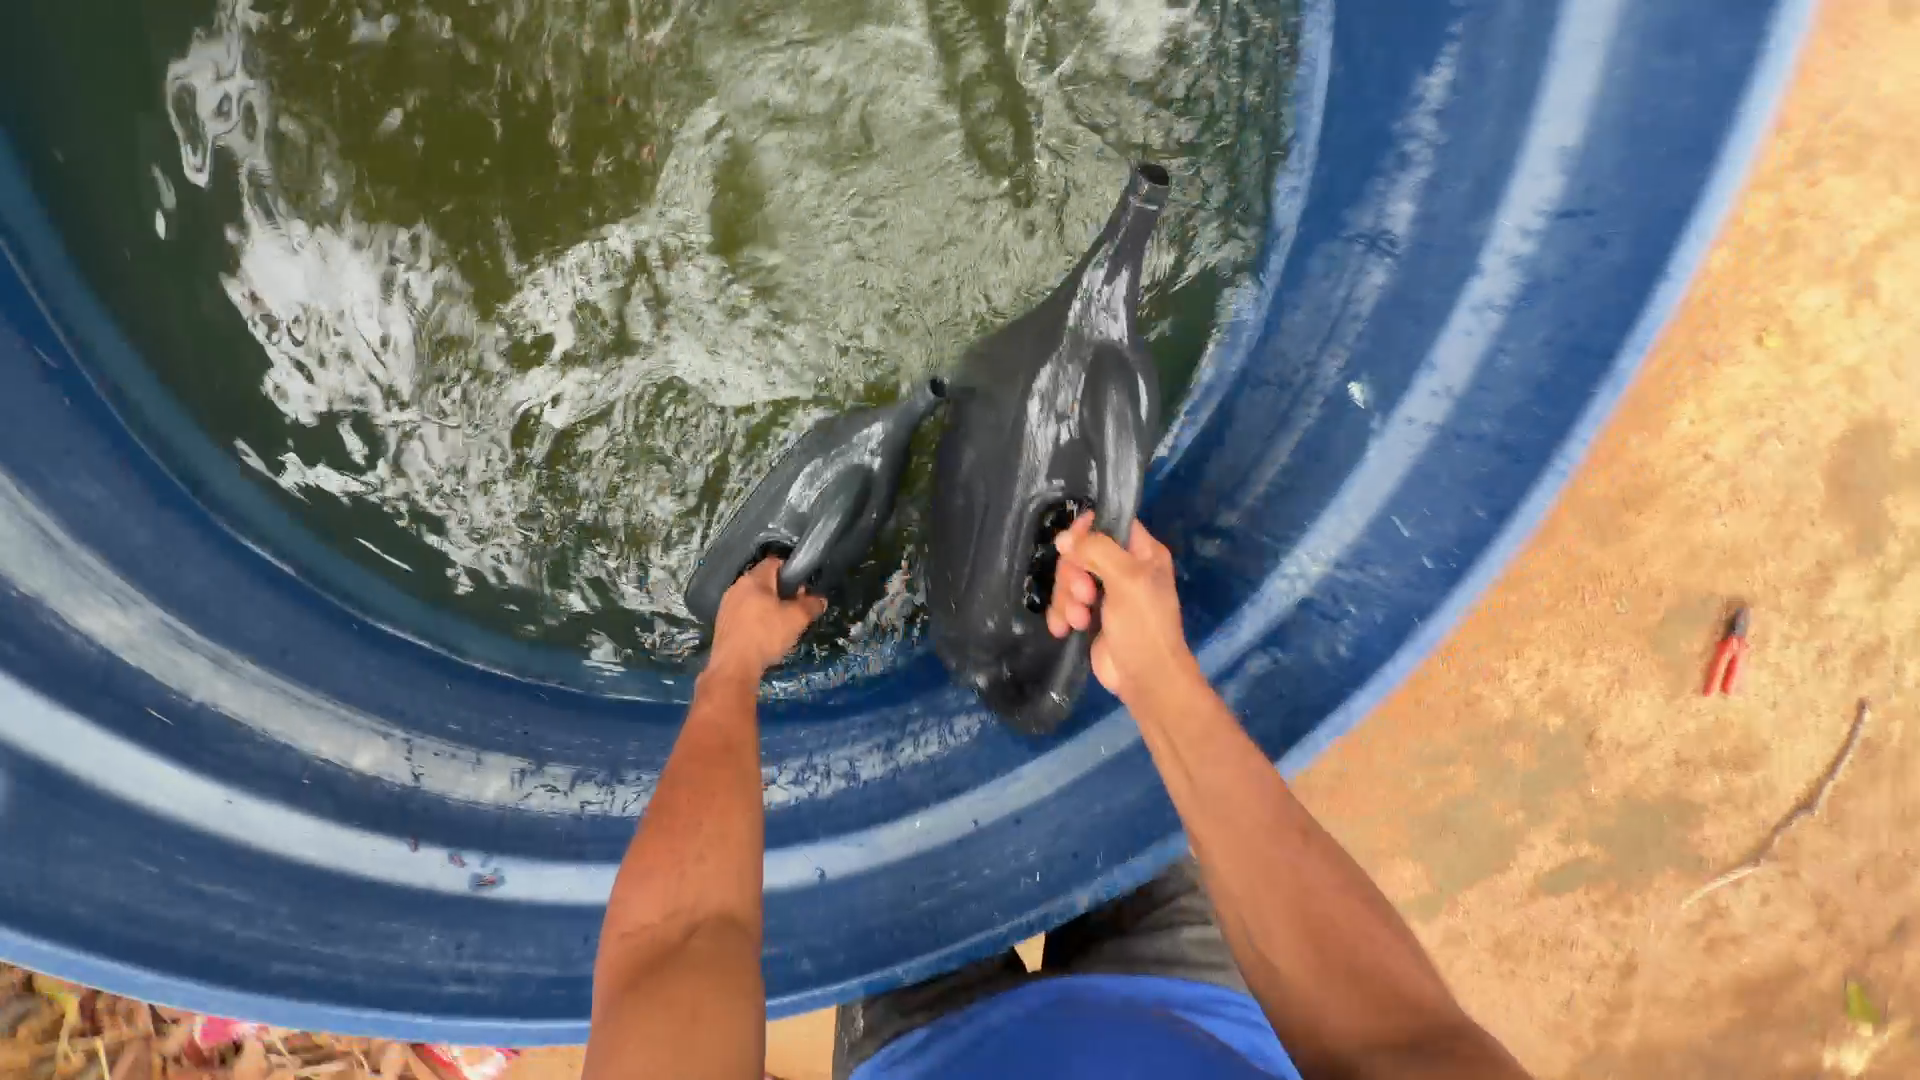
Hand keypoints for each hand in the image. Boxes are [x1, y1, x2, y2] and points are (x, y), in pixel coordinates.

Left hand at [708, 558, 826, 678]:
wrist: (734, 666)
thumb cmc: (766, 635)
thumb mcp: (797, 619)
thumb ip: (812, 605)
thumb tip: (820, 600)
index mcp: (754, 579)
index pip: (775, 562)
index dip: (791, 570)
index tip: (802, 587)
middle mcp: (737, 587)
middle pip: (764, 581)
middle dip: (782, 591)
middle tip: (795, 608)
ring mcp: (726, 605)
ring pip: (754, 599)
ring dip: (769, 607)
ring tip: (781, 624)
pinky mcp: (722, 622)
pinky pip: (744, 613)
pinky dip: (756, 619)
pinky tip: (764, 636)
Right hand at [1046, 515, 1200, 703]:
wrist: (1144, 677)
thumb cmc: (1144, 624)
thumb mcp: (1127, 578)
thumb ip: (1096, 550)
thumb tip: (1064, 538)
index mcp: (1142, 552)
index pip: (1109, 523)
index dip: (1086, 530)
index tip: (1070, 546)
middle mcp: (1124, 568)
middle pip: (1081, 551)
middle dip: (1074, 574)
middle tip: (1085, 595)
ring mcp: (1105, 593)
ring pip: (1068, 578)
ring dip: (1066, 598)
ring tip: (1078, 619)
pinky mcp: (1089, 615)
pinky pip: (1064, 602)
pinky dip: (1060, 614)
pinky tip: (1064, 629)